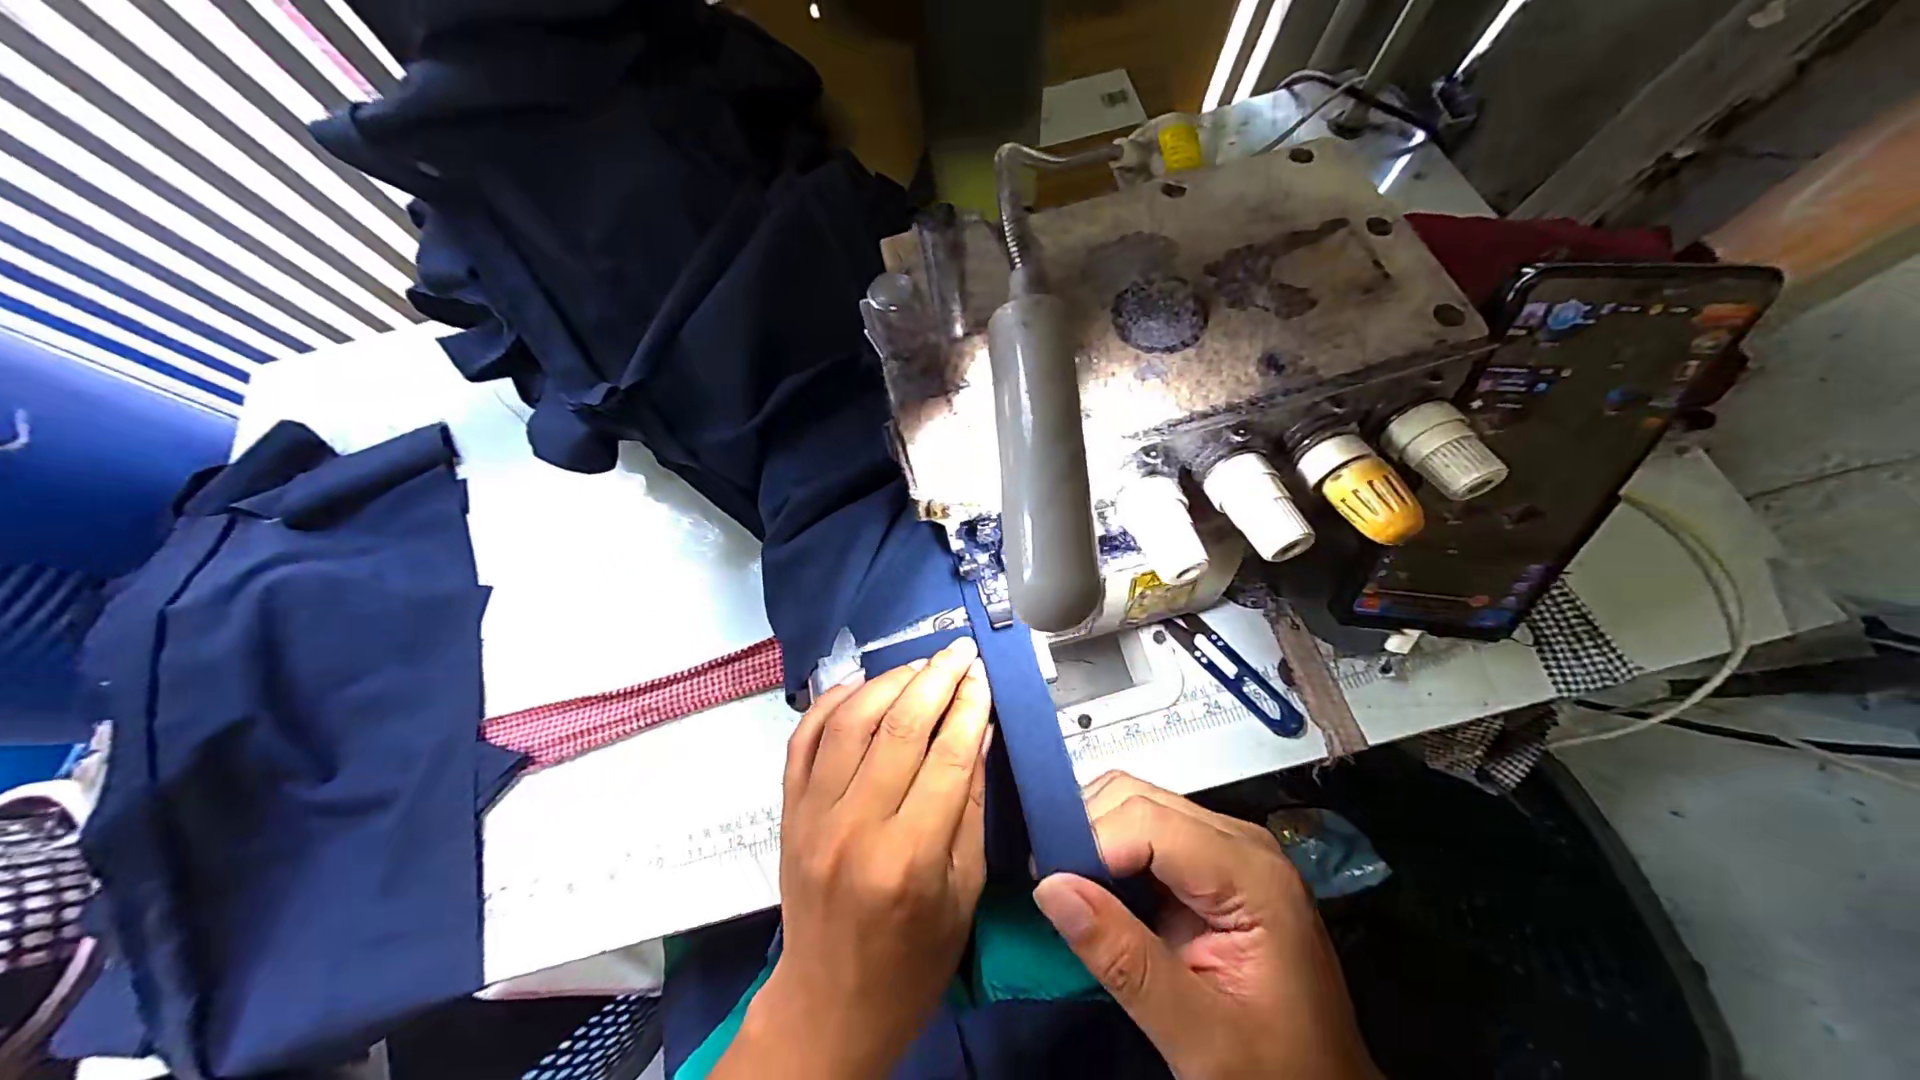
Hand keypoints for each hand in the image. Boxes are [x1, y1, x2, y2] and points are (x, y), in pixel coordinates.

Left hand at [716, 638, 992, 1079]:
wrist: (830, 1003)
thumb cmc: (912, 960)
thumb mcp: (963, 892)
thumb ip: (970, 807)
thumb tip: (978, 732)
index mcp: (909, 859)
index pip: (946, 757)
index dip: (969, 706)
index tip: (983, 676)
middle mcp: (855, 828)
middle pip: (900, 729)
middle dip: (936, 679)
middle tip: (959, 652)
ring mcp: (812, 816)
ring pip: (849, 722)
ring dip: (888, 682)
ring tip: (919, 666)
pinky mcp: (788, 812)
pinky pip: (803, 739)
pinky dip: (830, 703)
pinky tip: (859, 684)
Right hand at [1032, 772, 1380, 1079]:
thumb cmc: (1275, 1072)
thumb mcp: (1198, 1035)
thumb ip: (1123, 959)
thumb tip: (1050, 887)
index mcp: (1251, 875)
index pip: (1147, 820)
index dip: (1091, 842)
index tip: (1047, 883)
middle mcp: (1239, 842)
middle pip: (1139, 798)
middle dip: (1086, 831)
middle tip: (1052, 884)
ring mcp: (1226, 847)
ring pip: (1136, 803)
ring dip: (1092, 835)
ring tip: (1069, 886)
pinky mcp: (1209, 862)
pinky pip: (1144, 829)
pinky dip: (1108, 847)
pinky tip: (1094, 887)